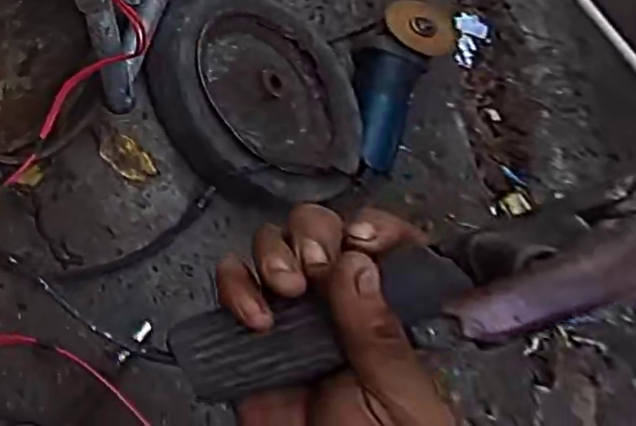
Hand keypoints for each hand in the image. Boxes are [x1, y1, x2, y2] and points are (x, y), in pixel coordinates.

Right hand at [217, 205, 455, 425]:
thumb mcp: (404, 408)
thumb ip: (382, 338)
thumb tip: (359, 264)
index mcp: (390, 318)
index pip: (386, 249)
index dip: (375, 229)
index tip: (362, 237)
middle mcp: (338, 304)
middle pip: (317, 229)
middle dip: (310, 233)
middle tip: (315, 266)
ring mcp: (291, 310)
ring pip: (270, 243)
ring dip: (272, 253)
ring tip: (284, 290)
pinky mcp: (246, 320)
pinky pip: (231, 277)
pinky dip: (235, 284)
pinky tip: (254, 316)